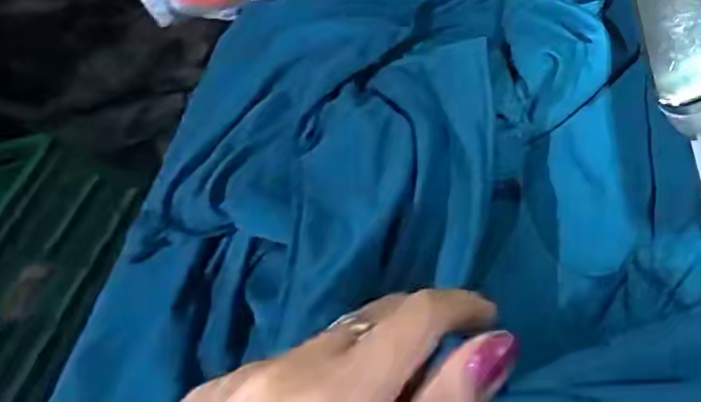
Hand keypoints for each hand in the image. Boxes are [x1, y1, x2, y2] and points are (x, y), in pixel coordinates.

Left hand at [184, 290, 519, 401]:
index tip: (489, 320)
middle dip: (415, 329)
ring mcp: (235, 381)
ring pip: (323, 342)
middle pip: (372, 318)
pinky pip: (277, 367)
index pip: (415, 313)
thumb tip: (496, 344)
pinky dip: (309, 381)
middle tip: (446, 360)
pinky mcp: (204, 396)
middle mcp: (283, 368)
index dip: (462, 307)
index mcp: (334, 392)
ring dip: (360, 359)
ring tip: (380, 397)